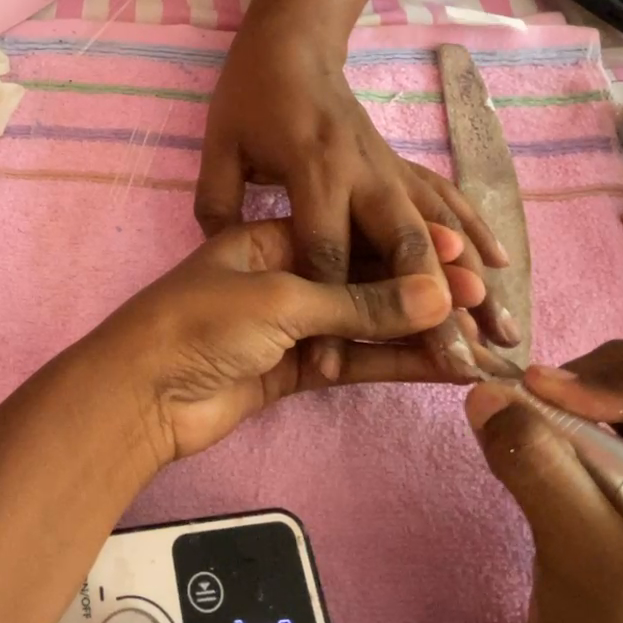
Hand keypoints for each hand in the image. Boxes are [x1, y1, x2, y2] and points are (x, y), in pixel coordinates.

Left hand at [83, 218, 490, 465]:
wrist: (139, 388)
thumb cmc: (199, 320)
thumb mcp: (278, 300)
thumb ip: (355, 301)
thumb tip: (438, 299)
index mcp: (273, 234)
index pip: (355, 234)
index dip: (408, 250)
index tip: (462, 263)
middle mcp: (287, 271)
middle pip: (368, 275)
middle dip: (425, 289)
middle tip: (483, 300)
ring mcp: (291, 321)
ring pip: (366, 320)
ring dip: (420, 330)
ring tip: (478, 340)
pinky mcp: (294, 367)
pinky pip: (352, 358)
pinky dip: (394, 362)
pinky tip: (442, 366)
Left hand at [197, 22, 514, 379]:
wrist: (291, 41)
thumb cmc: (249, 96)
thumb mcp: (218, 145)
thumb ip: (218, 202)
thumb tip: (228, 257)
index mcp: (311, 169)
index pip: (325, 250)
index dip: (329, 308)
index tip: (331, 366)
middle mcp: (360, 171)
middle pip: (401, 245)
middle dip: (428, 306)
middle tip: (455, 360)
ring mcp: (388, 165)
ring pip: (437, 228)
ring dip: (470, 281)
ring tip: (502, 332)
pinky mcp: (398, 163)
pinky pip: (443, 198)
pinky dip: (474, 229)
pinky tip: (500, 264)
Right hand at [466, 335, 622, 622]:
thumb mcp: (589, 560)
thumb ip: (542, 472)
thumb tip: (485, 395)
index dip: (622, 379)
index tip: (545, 394)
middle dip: (587, 383)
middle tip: (527, 405)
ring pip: (619, 386)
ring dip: (564, 397)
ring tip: (524, 425)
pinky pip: (591, 416)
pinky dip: (551, 415)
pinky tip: (530, 438)